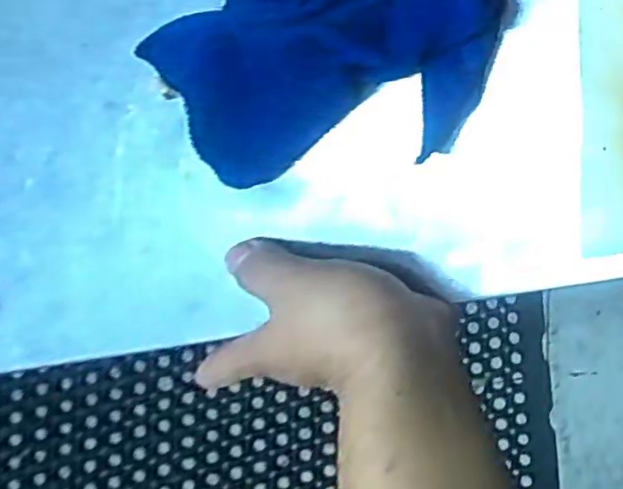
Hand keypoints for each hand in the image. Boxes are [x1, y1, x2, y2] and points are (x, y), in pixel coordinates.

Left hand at [195, 240, 458, 394]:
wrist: (406, 344)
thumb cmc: (339, 318)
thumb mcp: (296, 283)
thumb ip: (265, 270)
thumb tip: (232, 256)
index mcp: (263, 352)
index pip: (218, 367)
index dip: (216, 352)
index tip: (222, 331)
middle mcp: (294, 360)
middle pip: (274, 345)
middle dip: (281, 318)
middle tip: (291, 278)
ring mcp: (339, 353)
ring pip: (321, 329)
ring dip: (329, 306)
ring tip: (342, 266)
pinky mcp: (378, 340)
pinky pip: (362, 319)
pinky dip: (366, 304)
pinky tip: (378, 276)